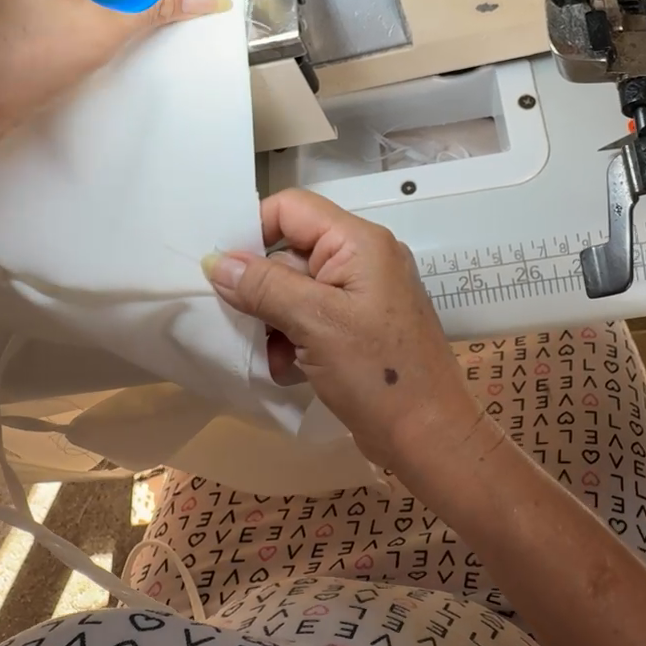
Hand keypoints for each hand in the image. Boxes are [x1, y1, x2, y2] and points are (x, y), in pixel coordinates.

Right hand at [203, 190, 486, 470]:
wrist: (429, 436)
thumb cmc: (377, 373)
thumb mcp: (315, 323)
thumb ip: (264, 286)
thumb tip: (216, 261)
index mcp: (358, 242)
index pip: (292, 209)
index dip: (252, 229)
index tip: (219, 268)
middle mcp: (361, 259)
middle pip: (289, 252)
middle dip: (260, 289)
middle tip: (237, 321)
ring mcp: (360, 295)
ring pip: (294, 290)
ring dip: (273, 322)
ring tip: (268, 355)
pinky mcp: (356, 328)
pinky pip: (309, 318)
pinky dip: (292, 340)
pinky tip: (287, 370)